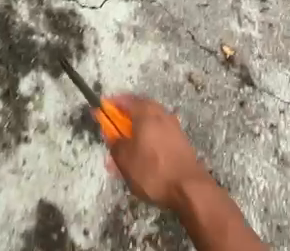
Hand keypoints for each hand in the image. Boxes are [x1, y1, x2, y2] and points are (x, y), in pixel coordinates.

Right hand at [104, 94, 212, 209]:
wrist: (190, 188)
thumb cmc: (153, 170)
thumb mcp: (125, 159)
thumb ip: (115, 143)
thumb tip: (112, 136)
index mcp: (145, 111)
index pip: (123, 100)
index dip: (109, 106)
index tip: (99, 111)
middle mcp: (160, 113)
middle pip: (137, 110)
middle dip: (123, 121)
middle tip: (113, 134)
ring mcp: (173, 127)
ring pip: (148, 125)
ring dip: (136, 134)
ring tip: (127, 153)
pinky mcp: (181, 142)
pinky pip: (158, 136)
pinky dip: (148, 142)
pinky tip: (143, 160)